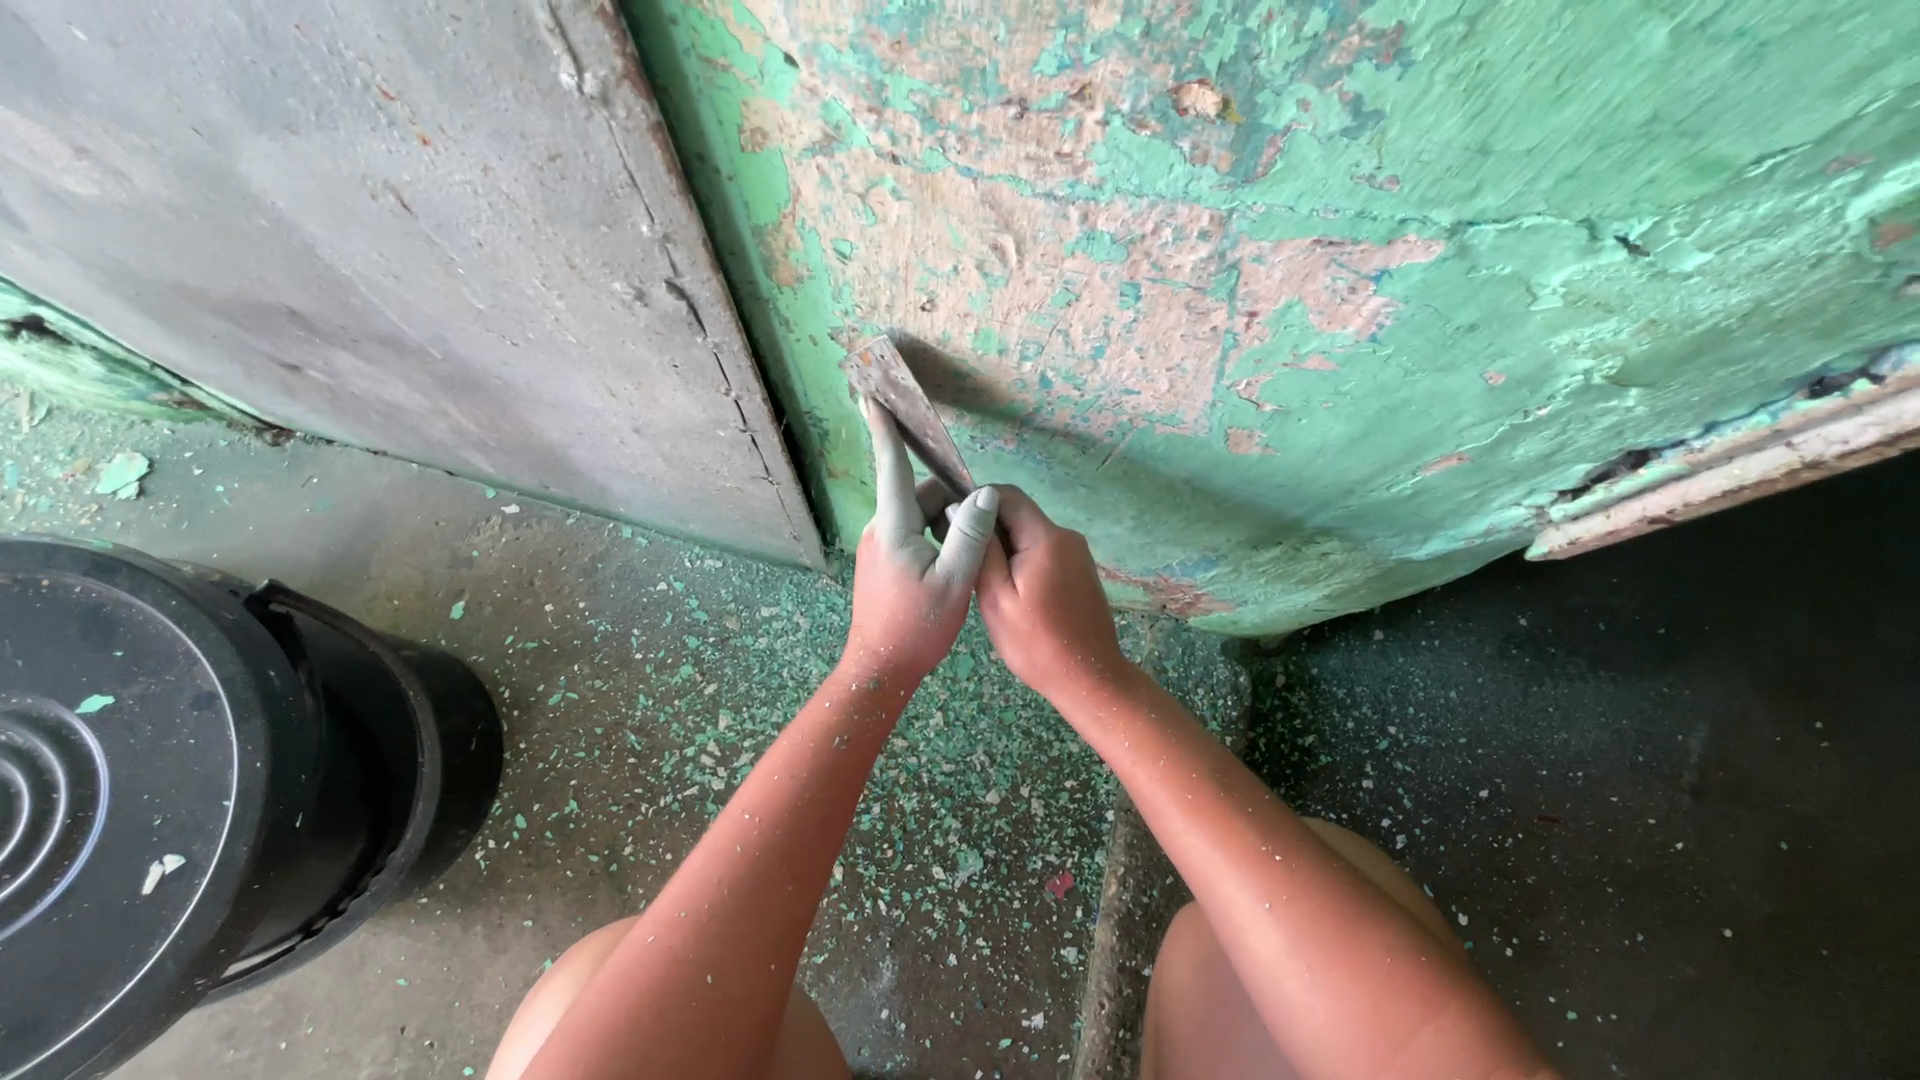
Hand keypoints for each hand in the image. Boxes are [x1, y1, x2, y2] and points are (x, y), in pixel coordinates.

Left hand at [841, 397, 999, 683]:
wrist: (881, 667)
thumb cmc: (917, 628)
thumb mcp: (955, 582)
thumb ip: (970, 534)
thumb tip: (984, 494)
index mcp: (893, 528)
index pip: (890, 466)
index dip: (885, 428)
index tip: (873, 394)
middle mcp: (880, 529)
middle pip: (919, 493)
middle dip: (952, 500)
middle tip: (983, 528)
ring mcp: (878, 545)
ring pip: (919, 515)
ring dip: (947, 523)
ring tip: (970, 554)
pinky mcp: (882, 560)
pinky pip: (913, 532)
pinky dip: (936, 537)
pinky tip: (954, 564)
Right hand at [976, 486, 1131, 700]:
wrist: (1088, 678)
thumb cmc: (1036, 643)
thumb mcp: (996, 597)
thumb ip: (981, 549)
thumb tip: (961, 509)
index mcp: (1046, 537)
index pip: (1004, 494)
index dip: (973, 503)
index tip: (952, 528)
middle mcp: (1066, 536)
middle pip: (1017, 513)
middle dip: (987, 530)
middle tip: (965, 562)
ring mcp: (1076, 553)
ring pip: (1028, 534)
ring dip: (1003, 550)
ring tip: (985, 583)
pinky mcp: (1079, 570)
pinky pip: (1042, 552)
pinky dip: (1021, 563)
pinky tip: (1010, 593)